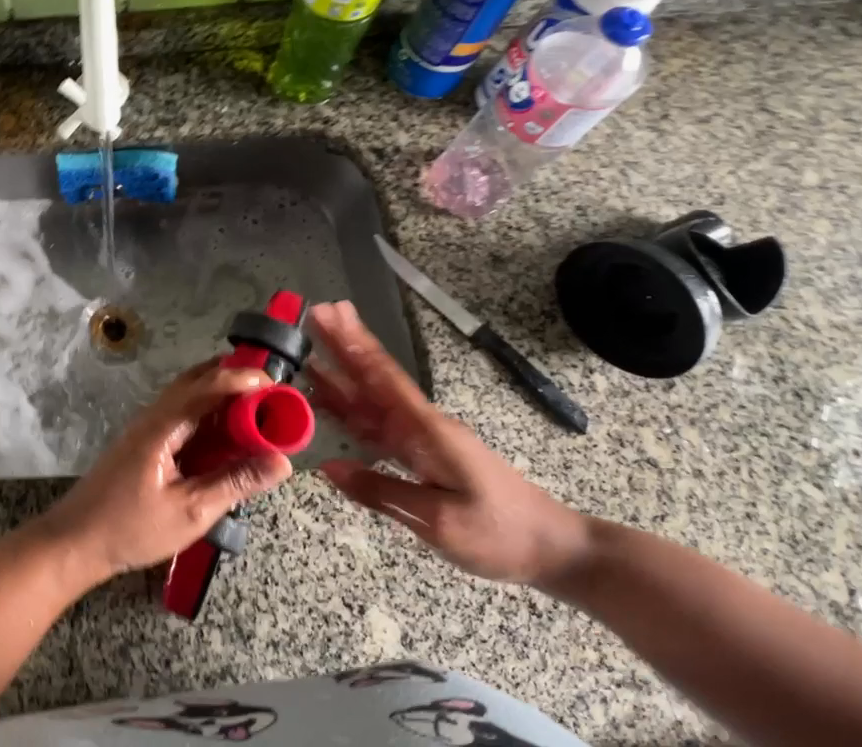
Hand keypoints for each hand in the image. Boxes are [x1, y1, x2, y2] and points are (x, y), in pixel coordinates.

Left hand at [40, 361, 293, 580]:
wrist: (76, 541)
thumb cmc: (131, 528)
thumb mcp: (190, 511)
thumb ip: (235, 482)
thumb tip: (281, 460)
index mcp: (163, 426)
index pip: (208, 385)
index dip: (243, 379)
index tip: (276, 386)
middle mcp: (153, 417)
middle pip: (196, 381)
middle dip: (233, 378)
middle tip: (271, 391)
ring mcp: (146, 428)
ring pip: (187, 396)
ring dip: (220, 395)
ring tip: (255, 410)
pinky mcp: (144, 443)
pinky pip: (181, 414)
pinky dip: (206, 413)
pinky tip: (224, 434)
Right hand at [309, 301, 592, 586]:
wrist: (552, 549)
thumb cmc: (499, 534)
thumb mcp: (437, 521)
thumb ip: (381, 491)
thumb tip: (329, 467)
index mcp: (428, 431)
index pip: (383, 378)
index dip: (354, 345)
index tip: (330, 314)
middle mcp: (422, 426)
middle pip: (374, 380)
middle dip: (344, 346)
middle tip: (315, 314)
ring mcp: (422, 440)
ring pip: (372, 401)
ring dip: (342, 375)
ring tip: (309, 351)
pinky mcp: (422, 456)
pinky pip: (377, 426)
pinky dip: (350, 411)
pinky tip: (328, 402)